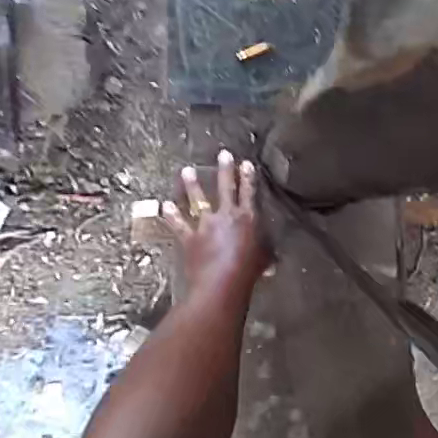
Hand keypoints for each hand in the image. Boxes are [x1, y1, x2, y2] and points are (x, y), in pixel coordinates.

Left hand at [162, 150, 269, 299]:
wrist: (221, 284)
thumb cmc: (248, 271)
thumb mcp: (264, 260)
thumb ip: (266, 255)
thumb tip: (272, 263)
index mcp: (247, 219)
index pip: (249, 193)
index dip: (248, 177)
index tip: (246, 163)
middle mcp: (226, 216)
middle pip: (226, 188)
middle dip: (225, 170)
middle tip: (223, 154)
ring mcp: (205, 225)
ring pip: (198, 200)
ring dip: (192, 185)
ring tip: (186, 170)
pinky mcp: (190, 238)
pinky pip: (179, 224)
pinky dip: (172, 216)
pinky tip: (165, 206)